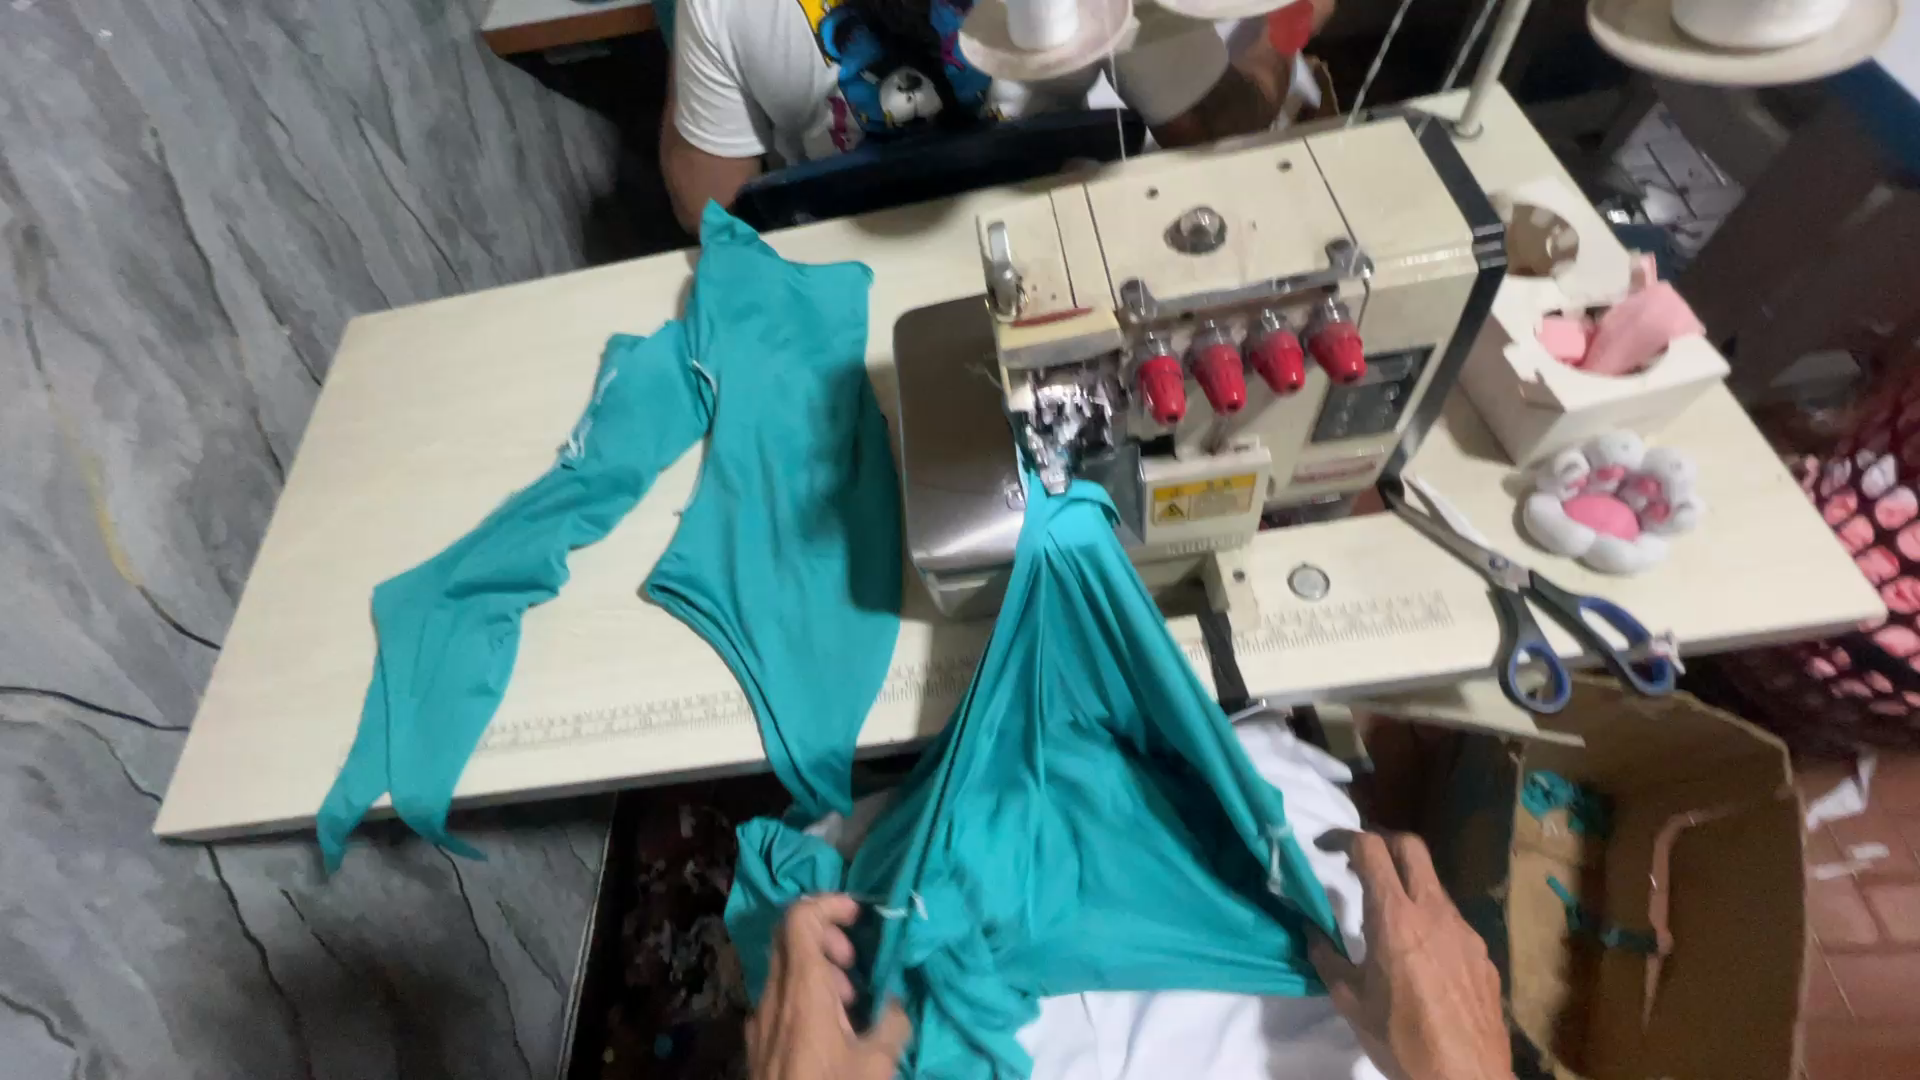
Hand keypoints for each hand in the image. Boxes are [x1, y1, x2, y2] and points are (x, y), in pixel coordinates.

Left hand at [747, 894, 911, 1079]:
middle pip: (791, 935)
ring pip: (786, 967)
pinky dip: (806, 994)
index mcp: (802, 987)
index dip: (829, 904)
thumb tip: (897, 999)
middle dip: (827, 935)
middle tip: (855, 963)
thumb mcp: (876, 1064)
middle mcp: (774, 994)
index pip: (801, 916)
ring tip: (849, 1002)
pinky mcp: (757, 1043)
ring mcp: (759, 1019)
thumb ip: (892, 1021)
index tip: (859, 918)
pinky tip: (830, 1030)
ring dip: (819, 967)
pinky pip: (780, 997)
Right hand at [1310, 831, 1512, 1079]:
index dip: (1344, 837)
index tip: (1326, 847)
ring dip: (1406, 884)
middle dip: (1381, 841)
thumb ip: (1326, 955)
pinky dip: (1429, 919)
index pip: (1370, 848)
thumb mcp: (1348, 998)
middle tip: (1359, 861)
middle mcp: (1433, 913)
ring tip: (1387, 914)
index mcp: (1394, 917)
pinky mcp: (1484, 958)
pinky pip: (1452, 921)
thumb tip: (1312, 931)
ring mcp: (1465, 934)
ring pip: (1433, 884)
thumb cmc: (1401, 1039)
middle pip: (1410, 846)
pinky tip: (1420, 955)